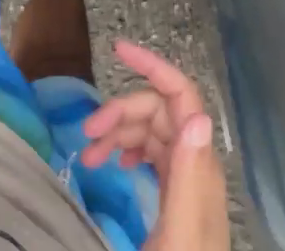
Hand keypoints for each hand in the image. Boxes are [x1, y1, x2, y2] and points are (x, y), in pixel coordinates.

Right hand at [81, 39, 231, 250]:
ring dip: (120, 132)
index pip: (182, 97)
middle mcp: (195, 167)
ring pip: (153, 133)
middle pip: (161, 112)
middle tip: (87, 135)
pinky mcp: (175, 200)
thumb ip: (186, 178)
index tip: (118, 51)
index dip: (154, 67)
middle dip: (123, 111)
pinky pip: (152, 157)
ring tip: (90, 154)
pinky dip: (129, 150)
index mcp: (197, 167)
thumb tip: (197, 117)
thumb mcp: (178, 233)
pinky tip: (112, 163)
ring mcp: (186, 184)